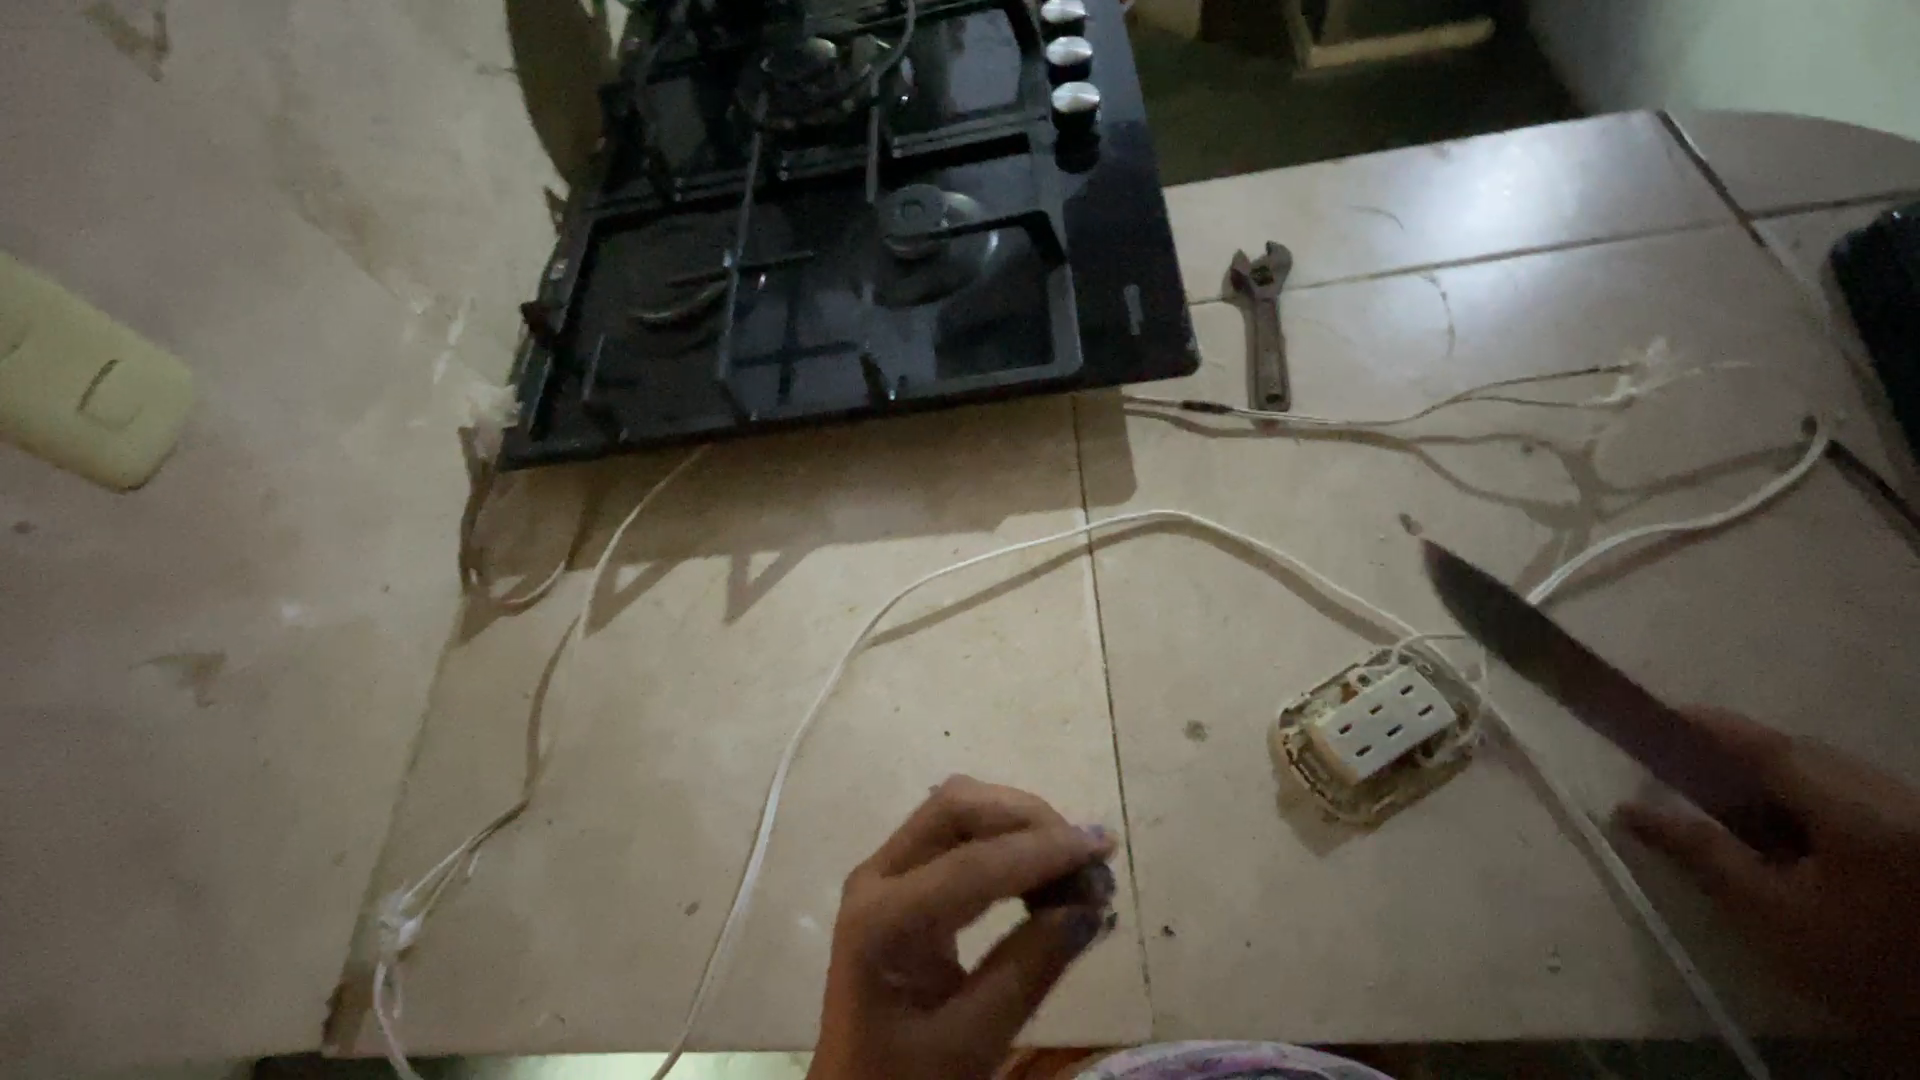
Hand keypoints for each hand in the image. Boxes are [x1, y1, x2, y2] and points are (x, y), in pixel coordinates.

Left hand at [808, 776, 1116, 1079]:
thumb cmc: (907, 1079)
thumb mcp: (973, 1041)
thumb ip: (1031, 968)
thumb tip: (1092, 906)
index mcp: (882, 921)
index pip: (971, 864)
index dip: (1042, 850)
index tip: (1102, 848)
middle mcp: (876, 877)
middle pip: (956, 809)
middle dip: (1028, 819)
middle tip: (1087, 853)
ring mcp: (884, 871)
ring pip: (956, 810)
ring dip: (1018, 823)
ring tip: (1073, 863)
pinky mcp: (900, 877)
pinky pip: (954, 834)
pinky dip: (1003, 839)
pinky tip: (1040, 870)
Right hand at [1619, 708, 1919, 1030]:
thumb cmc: (1860, 964)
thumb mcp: (1767, 912)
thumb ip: (1700, 852)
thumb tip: (1629, 810)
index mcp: (1856, 811)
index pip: (1770, 748)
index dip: (1711, 727)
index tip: (1660, 717)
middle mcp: (1894, 799)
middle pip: (1802, 756)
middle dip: (1738, 756)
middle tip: (1683, 768)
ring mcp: (1917, 817)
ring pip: (1830, 777)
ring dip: (1773, 781)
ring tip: (1726, 804)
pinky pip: (1854, 798)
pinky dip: (1806, 802)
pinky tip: (1784, 832)